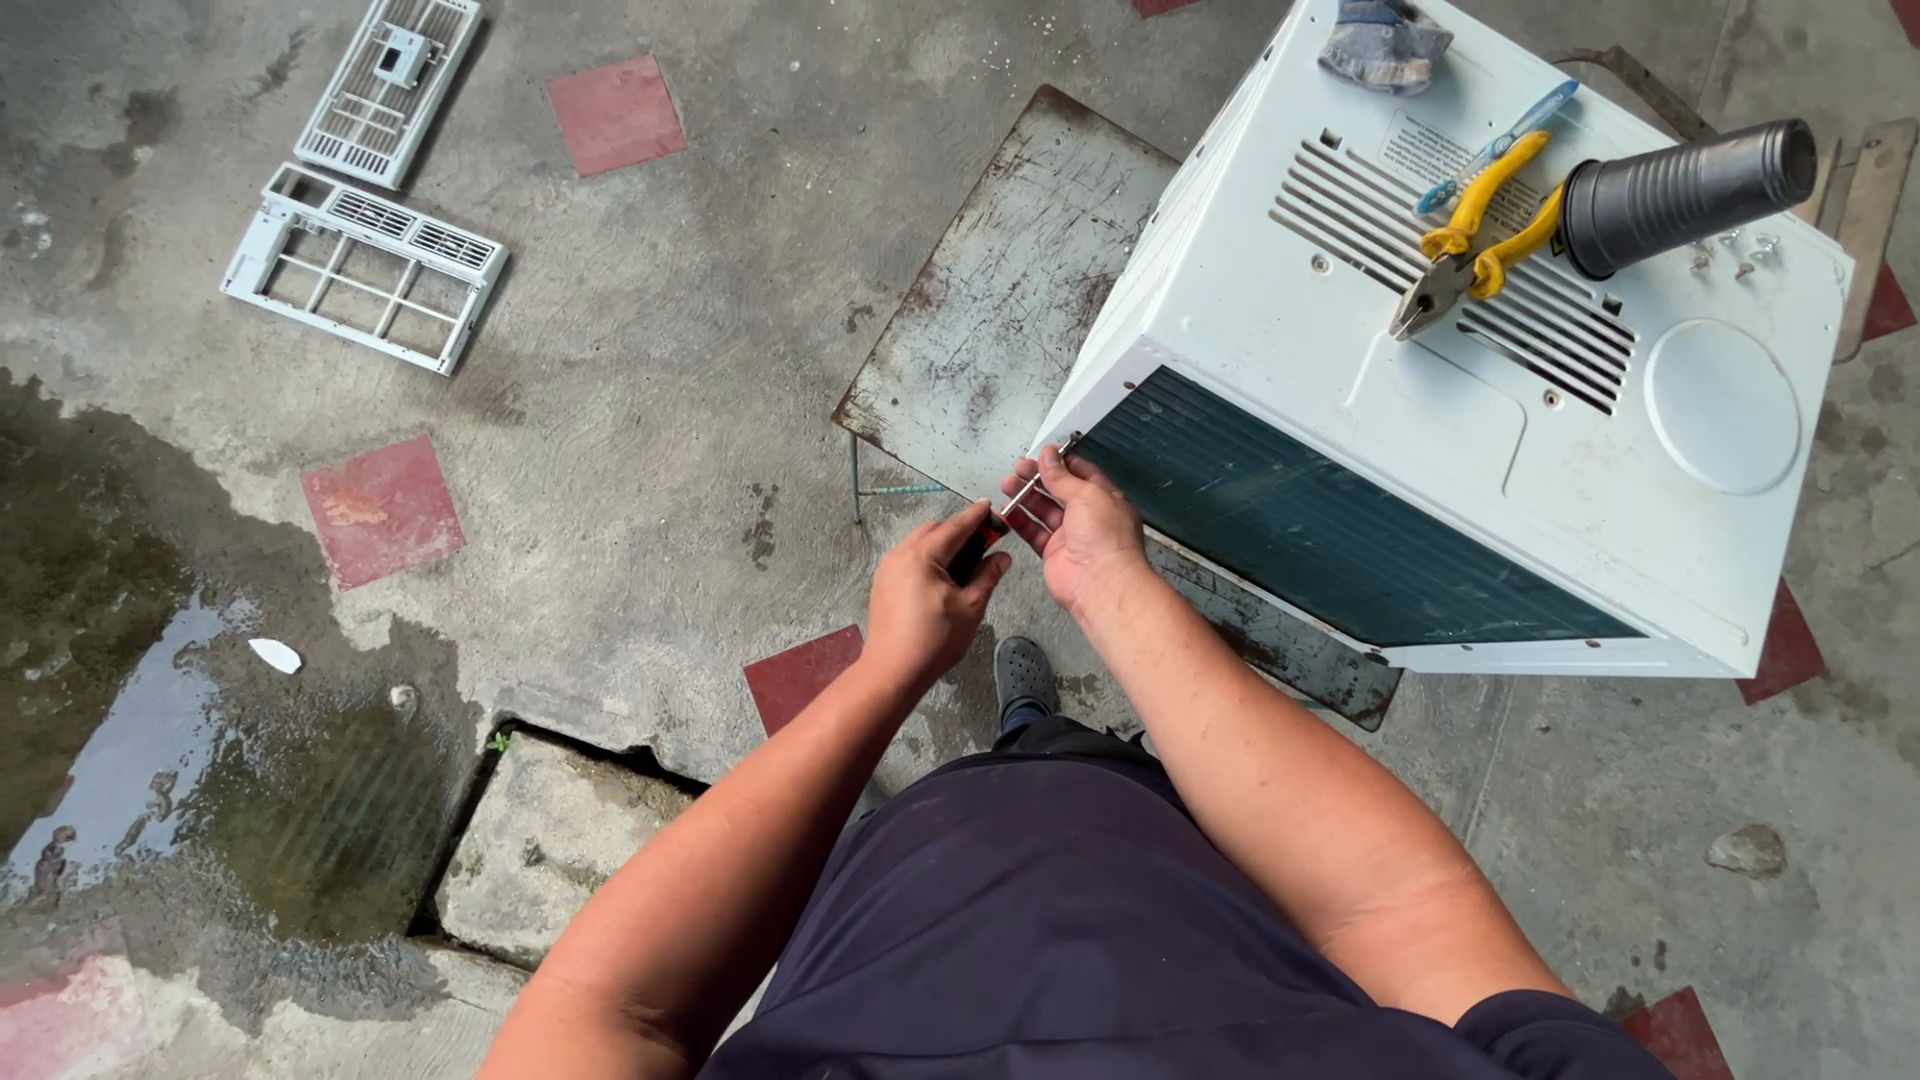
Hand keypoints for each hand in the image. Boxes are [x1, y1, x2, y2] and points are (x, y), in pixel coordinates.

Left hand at [862, 500, 1012, 689]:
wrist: (892, 670)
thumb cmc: (935, 639)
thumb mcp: (970, 607)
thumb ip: (987, 576)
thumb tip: (1002, 556)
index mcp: (923, 555)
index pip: (955, 526)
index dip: (976, 516)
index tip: (991, 506)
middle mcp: (901, 553)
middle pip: (934, 530)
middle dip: (959, 530)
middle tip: (983, 543)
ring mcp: (887, 568)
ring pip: (919, 543)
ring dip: (941, 544)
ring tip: (963, 562)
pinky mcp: (882, 583)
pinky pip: (908, 558)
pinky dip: (927, 558)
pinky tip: (940, 577)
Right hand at [999, 445, 1147, 618]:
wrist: (1100, 583)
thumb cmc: (1104, 536)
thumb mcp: (1086, 495)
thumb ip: (1062, 476)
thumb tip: (1048, 454)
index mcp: (1105, 499)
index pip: (1083, 474)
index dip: (1062, 463)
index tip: (1043, 454)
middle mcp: (1089, 516)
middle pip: (1059, 491)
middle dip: (1039, 478)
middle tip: (1019, 467)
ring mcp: (1070, 535)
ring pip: (1043, 510)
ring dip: (1025, 496)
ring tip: (1007, 484)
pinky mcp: (1053, 552)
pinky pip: (1033, 532)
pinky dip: (1019, 521)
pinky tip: (1006, 509)